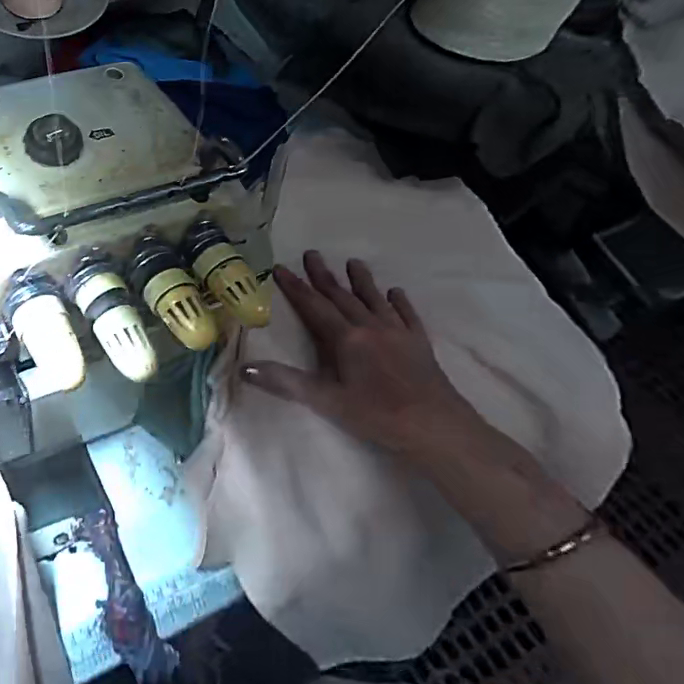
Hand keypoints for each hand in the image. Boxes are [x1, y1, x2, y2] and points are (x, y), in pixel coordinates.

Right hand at [240, 251, 491, 468]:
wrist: (438, 429)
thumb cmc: (378, 416)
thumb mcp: (327, 401)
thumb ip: (286, 382)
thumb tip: (245, 368)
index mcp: (346, 339)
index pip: (314, 306)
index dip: (295, 287)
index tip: (281, 267)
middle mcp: (370, 327)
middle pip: (342, 296)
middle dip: (324, 275)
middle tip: (312, 254)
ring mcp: (398, 333)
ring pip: (374, 299)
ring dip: (361, 281)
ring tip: (353, 262)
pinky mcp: (420, 344)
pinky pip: (407, 315)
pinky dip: (399, 302)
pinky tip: (396, 293)